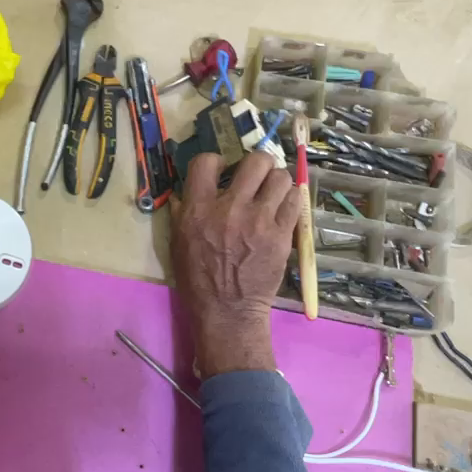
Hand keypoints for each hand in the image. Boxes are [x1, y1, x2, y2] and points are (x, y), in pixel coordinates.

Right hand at [170, 151, 299, 376]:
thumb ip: (183, 212)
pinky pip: (294, 200)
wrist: (227, 310)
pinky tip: (280, 208)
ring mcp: (260, 221)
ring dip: (275, 181)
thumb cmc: (197, 279)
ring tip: (271, 193)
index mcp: (198, 209)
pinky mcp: (282, 234)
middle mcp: (230, 208)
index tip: (221, 172)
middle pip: (255, 161)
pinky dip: (288, 199)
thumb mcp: (177, 242)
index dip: (216, 161)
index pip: (206, 161)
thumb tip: (186, 191)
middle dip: (256, 164)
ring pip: (280, 177)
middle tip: (254, 176)